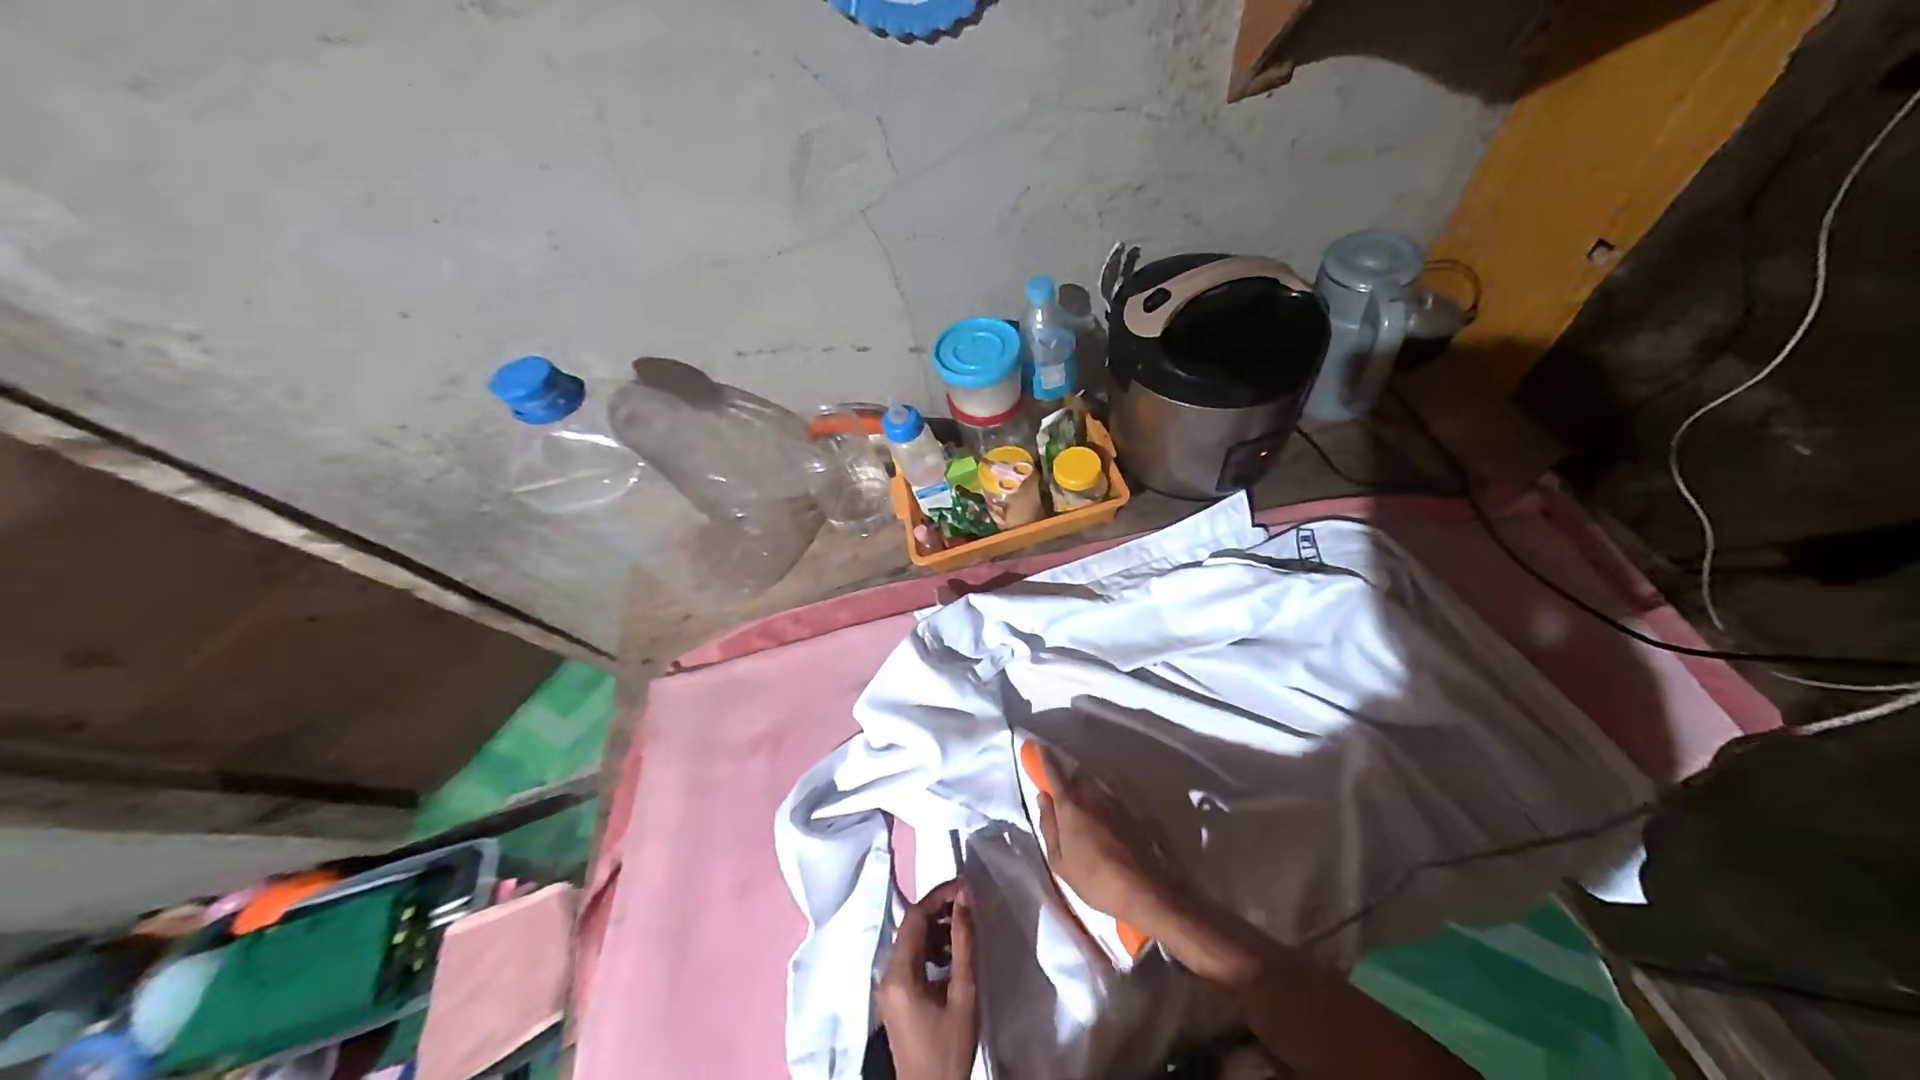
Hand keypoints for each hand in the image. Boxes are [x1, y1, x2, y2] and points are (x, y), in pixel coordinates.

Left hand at [878, 878, 977, 1079]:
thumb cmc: (949, 1048)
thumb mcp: (963, 994)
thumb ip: (963, 943)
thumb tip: (965, 899)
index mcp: (898, 972)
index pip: (915, 917)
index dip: (939, 895)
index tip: (965, 885)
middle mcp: (887, 975)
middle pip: (911, 928)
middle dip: (939, 910)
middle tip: (968, 904)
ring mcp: (889, 987)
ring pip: (912, 943)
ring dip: (937, 931)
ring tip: (965, 930)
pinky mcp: (896, 998)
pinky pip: (911, 960)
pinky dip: (932, 950)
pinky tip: (953, 957)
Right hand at [1034, 747, 1265, 986]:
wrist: (1143, 890)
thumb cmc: (1093, 879)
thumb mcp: (1059, 861)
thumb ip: (1049, 826)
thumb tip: (1043, 798)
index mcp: (1071, 807)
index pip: (1054, 774)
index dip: (1045, 759)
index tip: (1040, 746)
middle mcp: (1093, 796)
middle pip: (1079, 776)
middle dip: (1070, 778)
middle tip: (1065, 795)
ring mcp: (1116, 803)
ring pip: (1097, 786)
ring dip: (1089, 789)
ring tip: (1088, 811)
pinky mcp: (1134, 813)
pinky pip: (1114, 797)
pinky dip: (1106, 801)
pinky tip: (1108, 821)